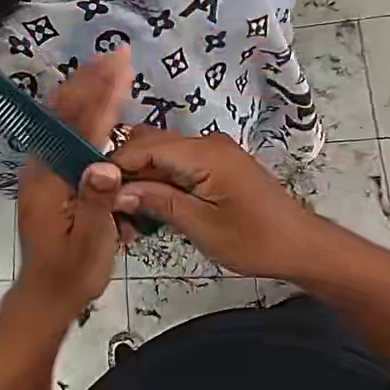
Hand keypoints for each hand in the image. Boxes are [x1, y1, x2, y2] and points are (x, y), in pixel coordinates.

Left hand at [15, 48, 131, 319]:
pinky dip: (82, 110)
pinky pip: (65, 133)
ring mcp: (44, 171)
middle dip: (91, 82)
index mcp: (52, 182)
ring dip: (85, 90)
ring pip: (62, 120)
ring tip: (107, 66)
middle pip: (66, 114)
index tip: (121, 69)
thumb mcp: (91, 244)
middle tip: (116, 56)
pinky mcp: (50, 177)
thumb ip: (98, 205)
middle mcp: (43, 168)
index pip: (81, 130)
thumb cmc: (72, 273)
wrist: (46, 294)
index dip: (102, 97)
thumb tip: (106, 166)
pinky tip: (96, 101)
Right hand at [110, 128, 335, 280]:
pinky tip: (149, 213)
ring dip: (140, 183)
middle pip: (150, 146)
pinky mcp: (217, 167)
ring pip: (161, 158)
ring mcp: (213, 154)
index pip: (143, 146)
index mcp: (205, 153)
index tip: (89, 190)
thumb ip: (158, 203)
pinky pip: (178, 168)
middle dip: (124, 175)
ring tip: (127, 220)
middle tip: (109, 211)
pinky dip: (160, 186)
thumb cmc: (256, 240)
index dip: (113, 166)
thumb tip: (116, 192)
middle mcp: (207, 144)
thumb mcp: (202, 226)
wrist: (300, 245)